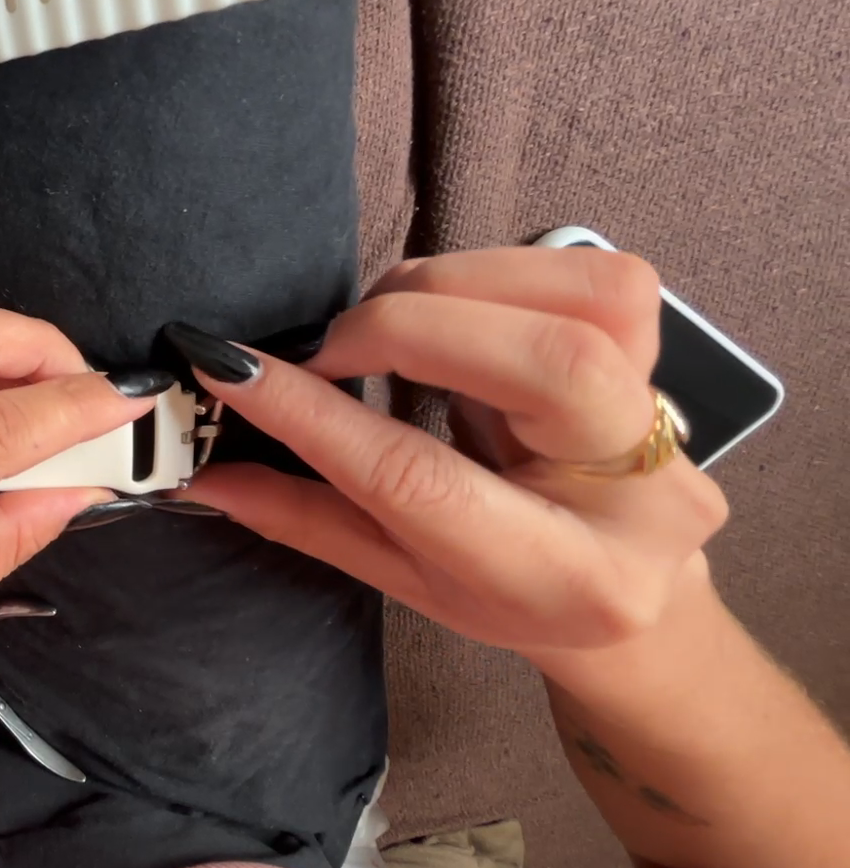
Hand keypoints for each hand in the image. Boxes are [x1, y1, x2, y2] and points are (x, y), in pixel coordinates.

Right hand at [169, 247, 729, 656]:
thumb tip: (196, 474)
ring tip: (383, 324)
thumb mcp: (392, 574)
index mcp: (554, 578)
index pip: (411, 474)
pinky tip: (444, 308)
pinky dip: (497, 272)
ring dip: (450, 287)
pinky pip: (600, 277)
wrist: (637, 595)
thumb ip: (297, 516)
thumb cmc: (501, 594)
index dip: (307, 410)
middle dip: (399, 328)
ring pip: (588, 300)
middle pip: (548, 362)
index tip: (227, 367)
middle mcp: (638, 498)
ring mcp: (670, 422)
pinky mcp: (668, 361)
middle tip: (325, 351)